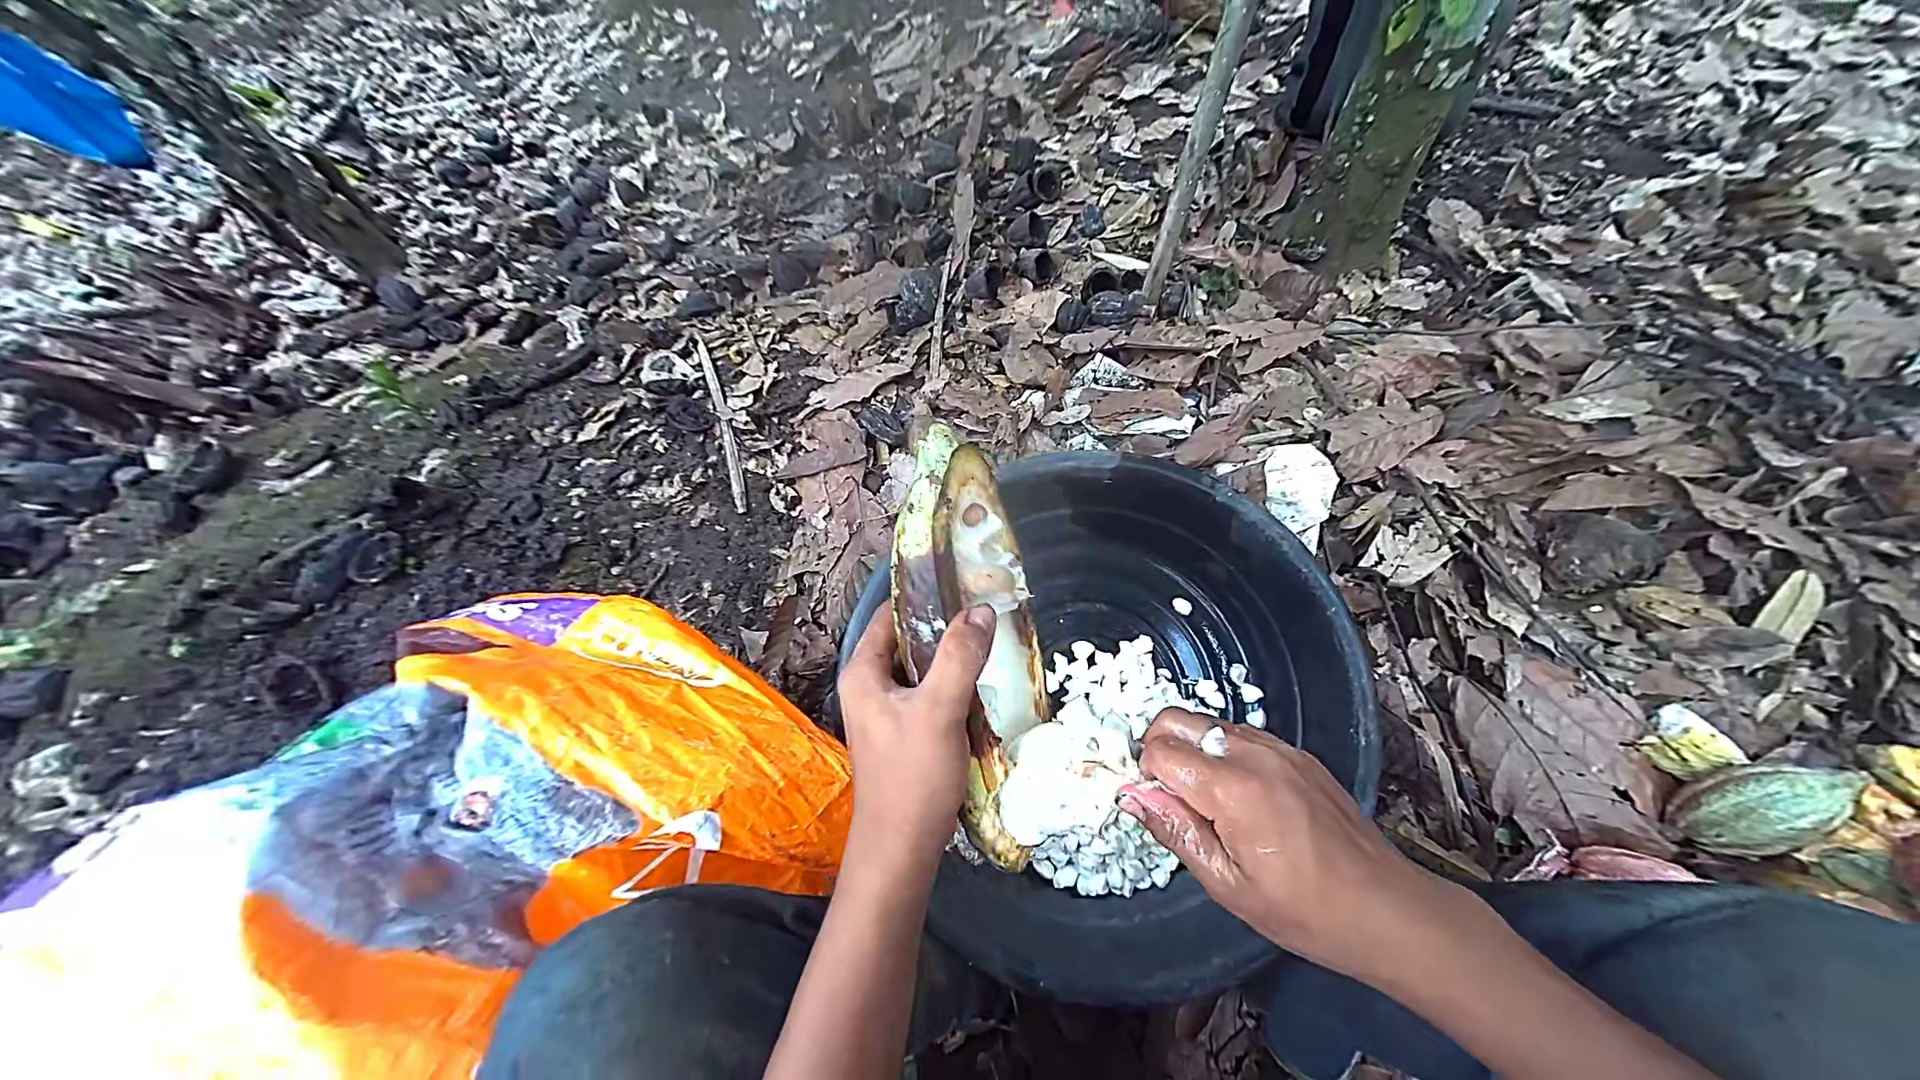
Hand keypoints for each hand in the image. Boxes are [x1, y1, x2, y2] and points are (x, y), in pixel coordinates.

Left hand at [837, 603, 996, 866]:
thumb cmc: (912, 777)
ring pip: (924, 670)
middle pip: (910, 642)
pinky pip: (931, 695)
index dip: (924, 597)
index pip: (892, 616)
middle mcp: (870, 687)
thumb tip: (980, 610)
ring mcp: (888, 711)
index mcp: (863, 673)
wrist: (902, 850)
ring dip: (953, 659)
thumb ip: (960, 658)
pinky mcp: (906, 732)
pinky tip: (982, 687)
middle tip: (986, 613)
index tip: (962, 583)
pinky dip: (954, 687)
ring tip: (990, 643)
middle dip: (946, 629)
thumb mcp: (939, 710)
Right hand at [1120, 708, 1444, 979]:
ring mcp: (1280, 749)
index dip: (1148, 776)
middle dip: (1160, 747)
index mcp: (1233, 789)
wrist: (1387, 908)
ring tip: (1208, 800)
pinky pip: (1241, 734)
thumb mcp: (1227, 883)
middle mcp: (1254, 755)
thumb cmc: (1306, 910)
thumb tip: (1132, 795)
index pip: (1160, 750)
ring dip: (1192, 749)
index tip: (1160, 806)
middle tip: (1172, 795)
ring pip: (1209, 722)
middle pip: (1178, 719)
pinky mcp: (1297, 753)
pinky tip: (1239, 795)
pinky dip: (1223, 752)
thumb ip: (1174, 829)